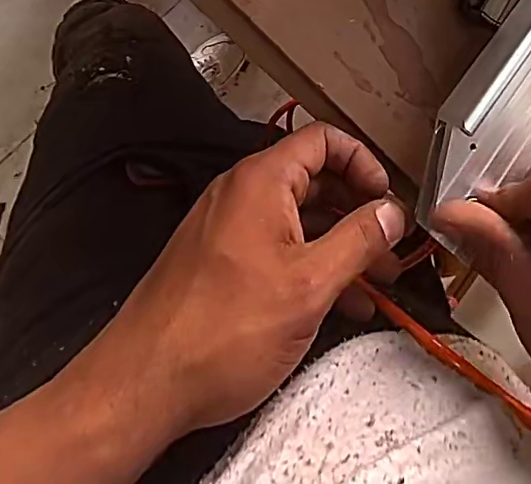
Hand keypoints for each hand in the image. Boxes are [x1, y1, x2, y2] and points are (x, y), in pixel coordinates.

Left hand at [50, 122, 407, 472]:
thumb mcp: (309, 284)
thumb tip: (392, 213)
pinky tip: (341, 300)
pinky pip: (280, 245)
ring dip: (342, 243)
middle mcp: (242, 194)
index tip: (385, 194)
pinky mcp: (222, 260)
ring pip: (301, 218)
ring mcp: (229, 227)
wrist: (138, 391)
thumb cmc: (215, 334)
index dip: (363, 161)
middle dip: (359, 210)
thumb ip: (360, 240)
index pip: (325, 140)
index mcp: (262, 181)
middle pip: (317, 179)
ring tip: (374, 279)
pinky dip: (313, 262)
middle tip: (388, 240)